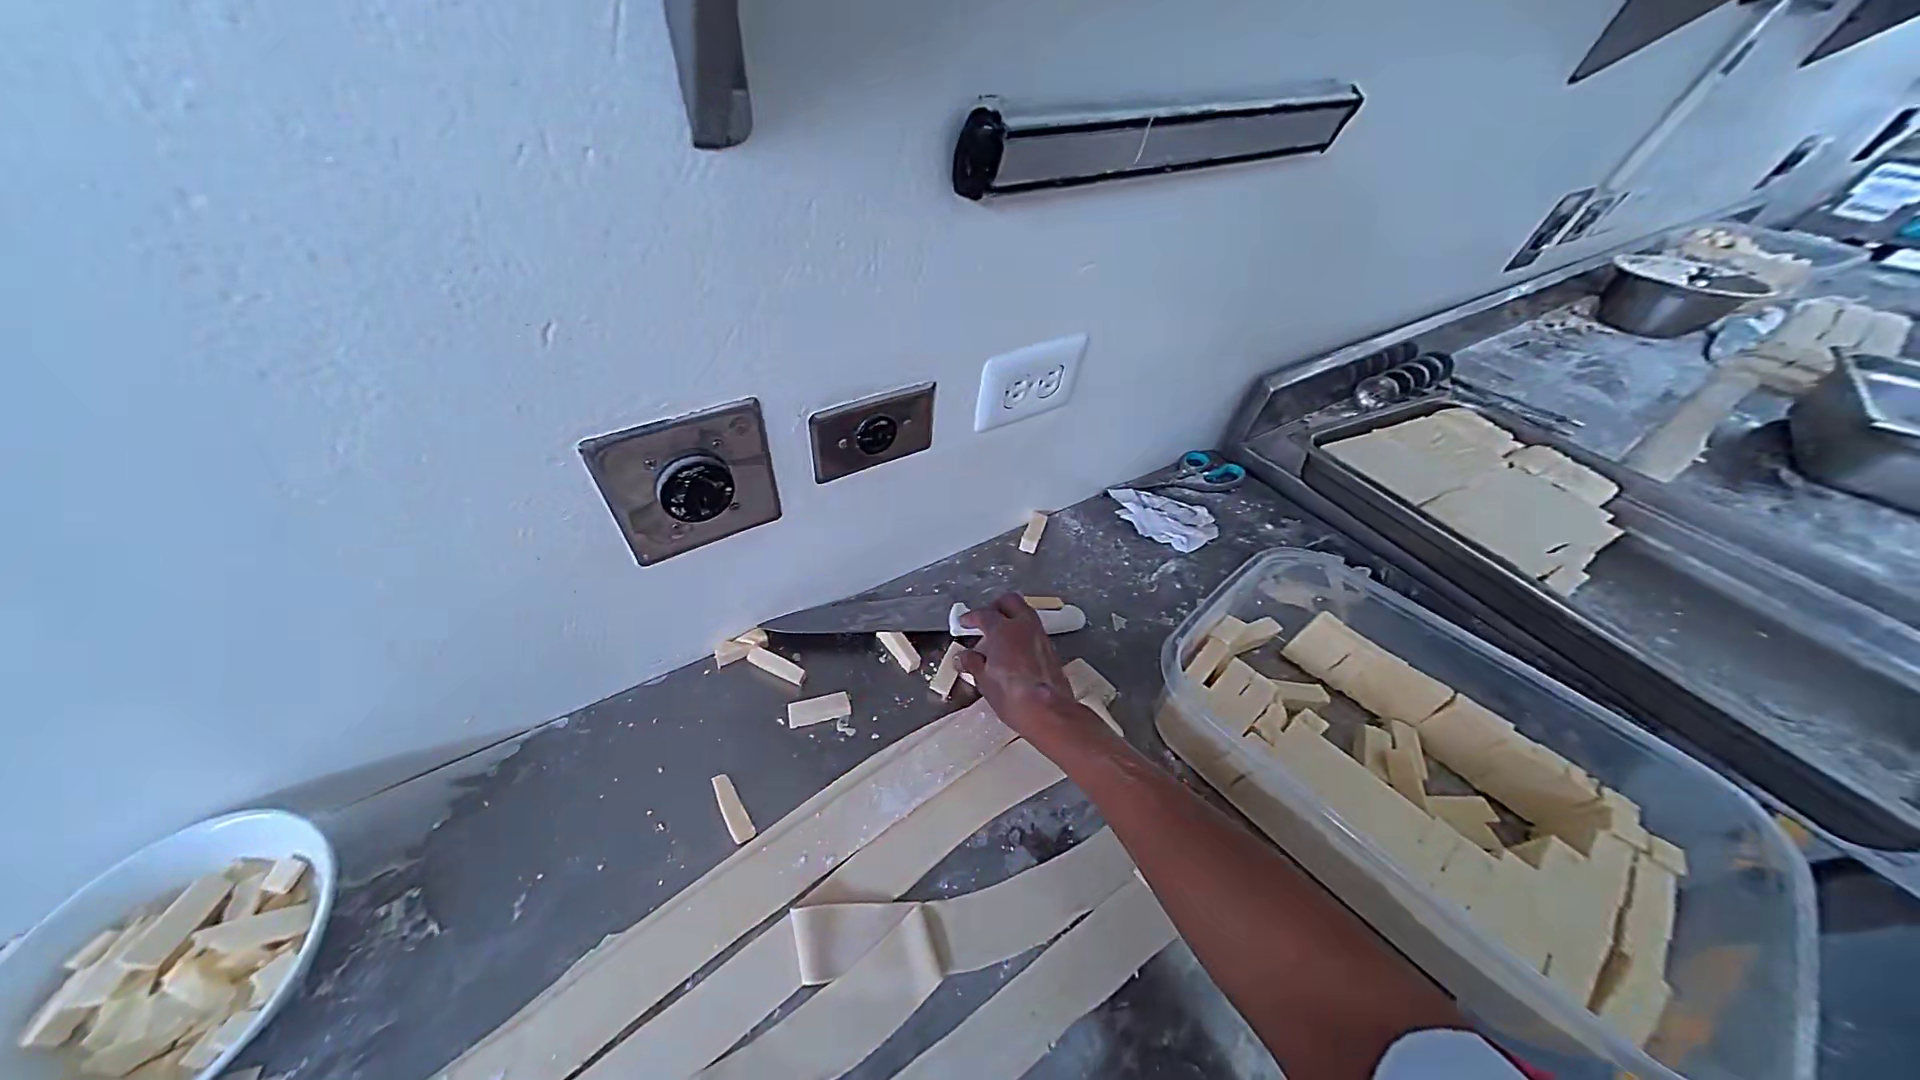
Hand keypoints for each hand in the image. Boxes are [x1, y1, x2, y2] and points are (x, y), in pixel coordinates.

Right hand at [957, 594, 1102, 742]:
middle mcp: (1024, 626)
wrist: (1048, 712)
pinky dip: (1021, 632)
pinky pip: (1033, 630)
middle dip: (995, 606)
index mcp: (1003, 629)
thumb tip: (963, 657)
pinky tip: (1013, 650)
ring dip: (1011, 618)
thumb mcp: (984, 680)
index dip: (971, 617)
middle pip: (1009, 601)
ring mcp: (1040, 636)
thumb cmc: (1012, 695)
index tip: (964, 622)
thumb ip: (972, 663)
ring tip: (997, 636)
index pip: (984, 614)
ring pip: (1024, 614)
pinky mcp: (1050, 649)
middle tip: (983, 619)